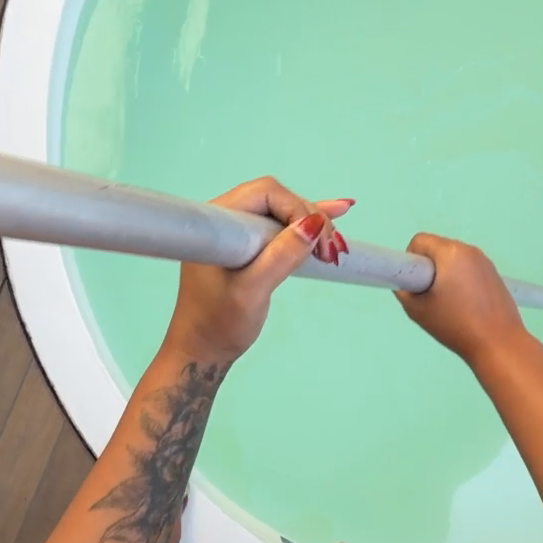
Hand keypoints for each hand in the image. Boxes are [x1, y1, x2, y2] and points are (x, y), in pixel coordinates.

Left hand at [162, 178, 351, 363]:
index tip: (320, 243)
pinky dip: (307, 224)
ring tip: (336, 248)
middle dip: (310, 218)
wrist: (203, 348)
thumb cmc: (217, 323)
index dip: (298, 209)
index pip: (265, 194)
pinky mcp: (249, 244)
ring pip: (283, 212)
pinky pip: (280, 225)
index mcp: (218, 222)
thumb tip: (314, 223)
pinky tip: (339, 211)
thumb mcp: (252, 292)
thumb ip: (281, 256)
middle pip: (278, 199)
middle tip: (331, 253)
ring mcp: (238, 231)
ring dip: (313, 225)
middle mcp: (227, 219)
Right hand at [395, 233, 530, 363]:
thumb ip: (404, 290)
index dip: (412, 261)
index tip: (416, 284)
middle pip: (437, 248)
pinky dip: (461, 280)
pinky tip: (466, 305)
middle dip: (429, 268)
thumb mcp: (416, 310)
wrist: (498, 343)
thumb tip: (407, 283)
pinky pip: (468, 268)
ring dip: (445, 274)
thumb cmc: (454, 324)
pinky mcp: (495, 273)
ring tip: (449, 303)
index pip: (420, 241)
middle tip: (430, 296)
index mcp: (450, 252)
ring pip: (453, 259)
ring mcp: (485, 261)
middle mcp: (469, 249)